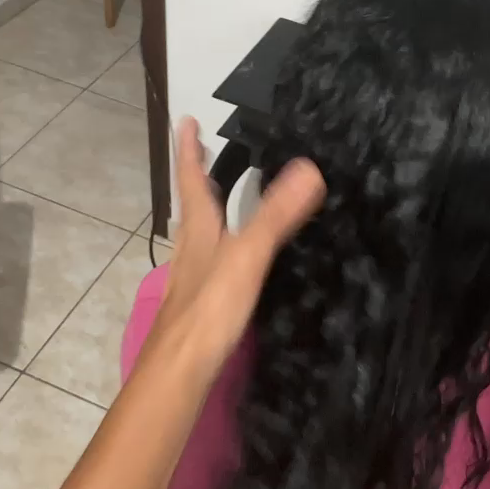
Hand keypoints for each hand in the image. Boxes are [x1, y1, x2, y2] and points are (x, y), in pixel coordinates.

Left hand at [151, 117, 323, 362]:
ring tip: (219, 193)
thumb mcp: (248, 256)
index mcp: (199, 229)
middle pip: (191, 203)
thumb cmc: (210, 309)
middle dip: (197, 175)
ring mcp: (193, 275)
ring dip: (206, 206)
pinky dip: (219, 240)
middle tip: (205, 150)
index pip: (191, 179)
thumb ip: (276, 215)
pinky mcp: (200, 300)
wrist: (180, 369)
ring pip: (198, 230)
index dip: (189, 148)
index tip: (186, 119)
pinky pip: (209, 257)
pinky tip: (231, 255)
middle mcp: (191, 246)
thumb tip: (309, 168)